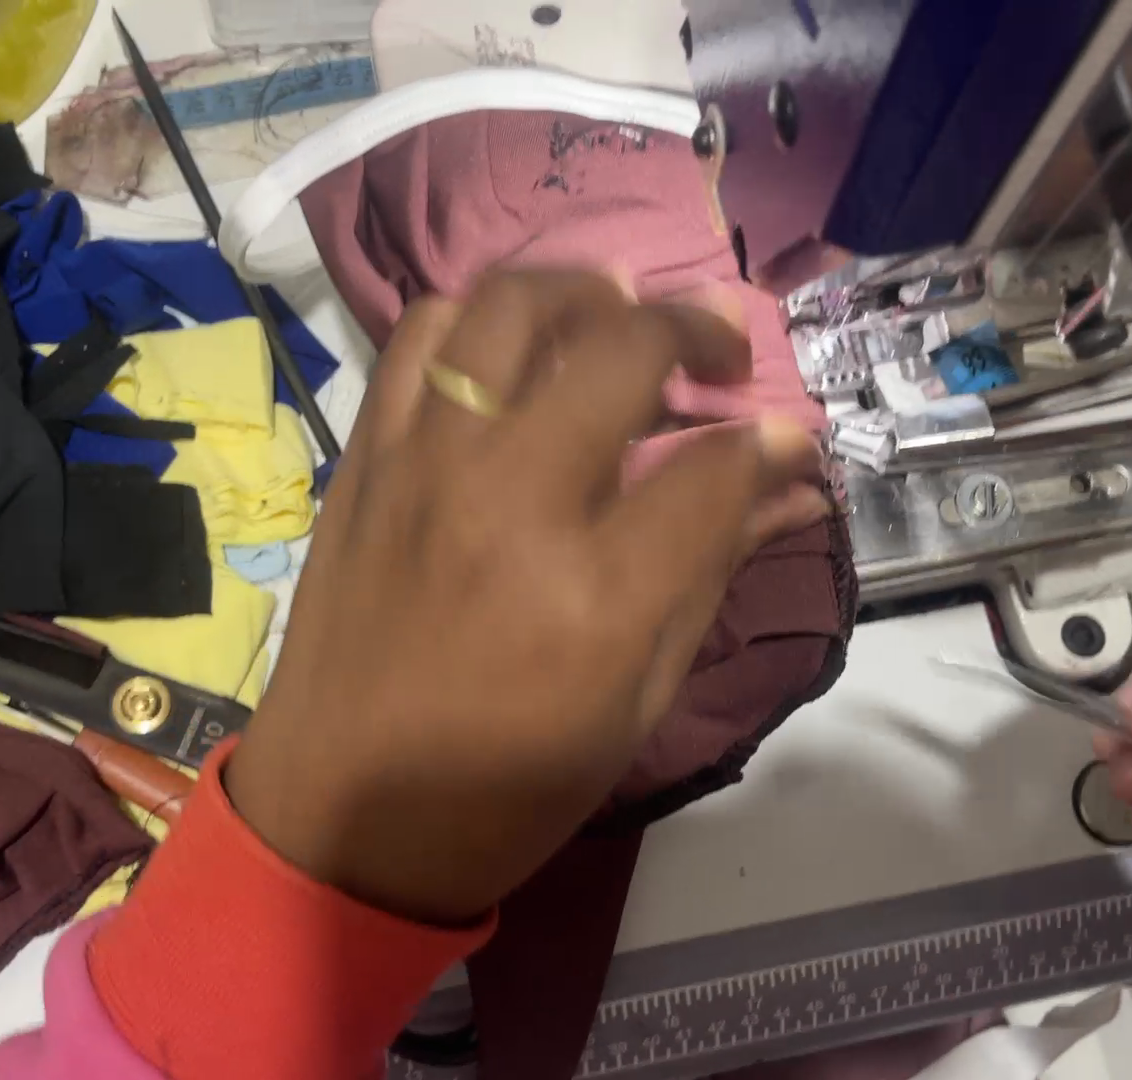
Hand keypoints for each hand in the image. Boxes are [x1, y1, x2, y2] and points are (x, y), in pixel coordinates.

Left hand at [224, 270, 826, 924]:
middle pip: (623, 352)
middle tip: (721, 353)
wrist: (342, 815)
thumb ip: (712, 574)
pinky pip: (420, 340)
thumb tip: (788, 488)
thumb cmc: (505, 788)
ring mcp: (426, 468)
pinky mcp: (367, 461)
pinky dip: (481, 319)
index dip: (771, 444)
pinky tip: (515, 352)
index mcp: (597, 596)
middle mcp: (510, 503)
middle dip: (699, 329)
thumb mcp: (636, 704)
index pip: (714, 469)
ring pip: (510, 308)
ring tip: (619, 315)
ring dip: (584, 290)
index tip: (785, 441)